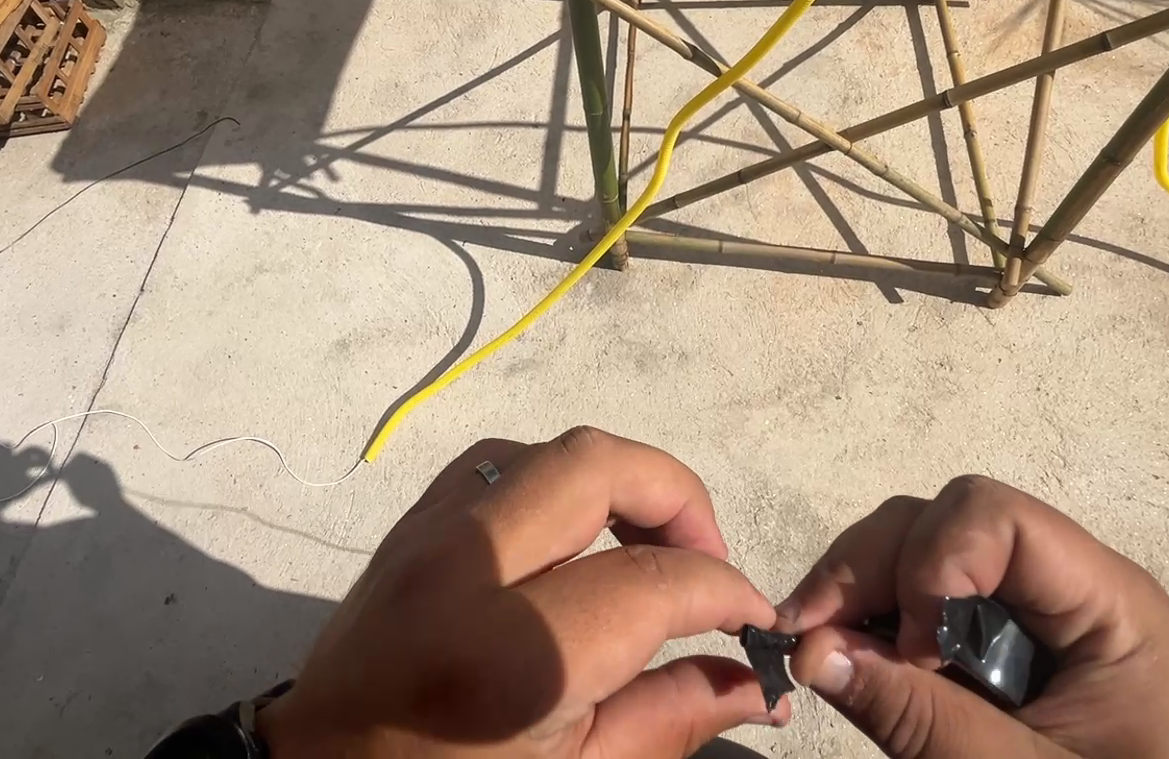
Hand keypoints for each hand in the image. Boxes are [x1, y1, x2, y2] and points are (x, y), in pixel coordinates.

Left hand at [258, 427, 787, 756]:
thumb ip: (667, 719)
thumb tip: (753, 681)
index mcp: (509, 652)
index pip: (647, 581)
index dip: (723, 589)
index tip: (753, 615)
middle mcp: (466, 563)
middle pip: (594, 464)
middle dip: (675, 494)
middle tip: (706, 559)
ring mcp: (429, 527)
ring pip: (550, 449)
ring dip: (618, 480)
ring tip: (649, 543)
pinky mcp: (415, 518)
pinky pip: (504, 461)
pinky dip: (560, 480)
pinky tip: (576, 532)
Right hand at [776, 475, 1168, 758]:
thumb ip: (925, 720)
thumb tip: (809, 652)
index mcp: (1102, 600)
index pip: (994, 516)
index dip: (933, 559)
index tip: (908, 649)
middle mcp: (1052, 581)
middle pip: (932, 523)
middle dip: (864, 571)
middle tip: (805, 634)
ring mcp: (1012, 607)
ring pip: (907, 552)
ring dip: (851, 593)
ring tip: (813, 647)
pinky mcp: (982, 638)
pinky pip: (908, 600)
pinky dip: (863, 620)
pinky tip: (841, 655)